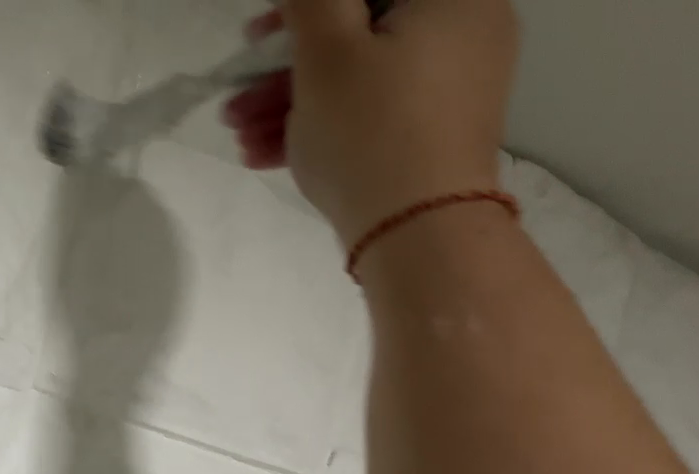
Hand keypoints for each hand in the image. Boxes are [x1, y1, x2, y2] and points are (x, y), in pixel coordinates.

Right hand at [220, 0, 520, 243]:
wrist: (416, 226)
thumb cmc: (370, 128)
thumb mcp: (326, 54)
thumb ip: (310, 1)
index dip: (303, 10)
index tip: (257, 37)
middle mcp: (463, 26)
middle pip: (357, 32)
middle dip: (284, 67)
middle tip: (234, 100)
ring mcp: (451, 82)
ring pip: (356, 77)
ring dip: (288, 104)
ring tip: (239, 136)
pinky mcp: (433, 128)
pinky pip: (368, 111)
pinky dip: (319, 125)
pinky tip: (266, 152)